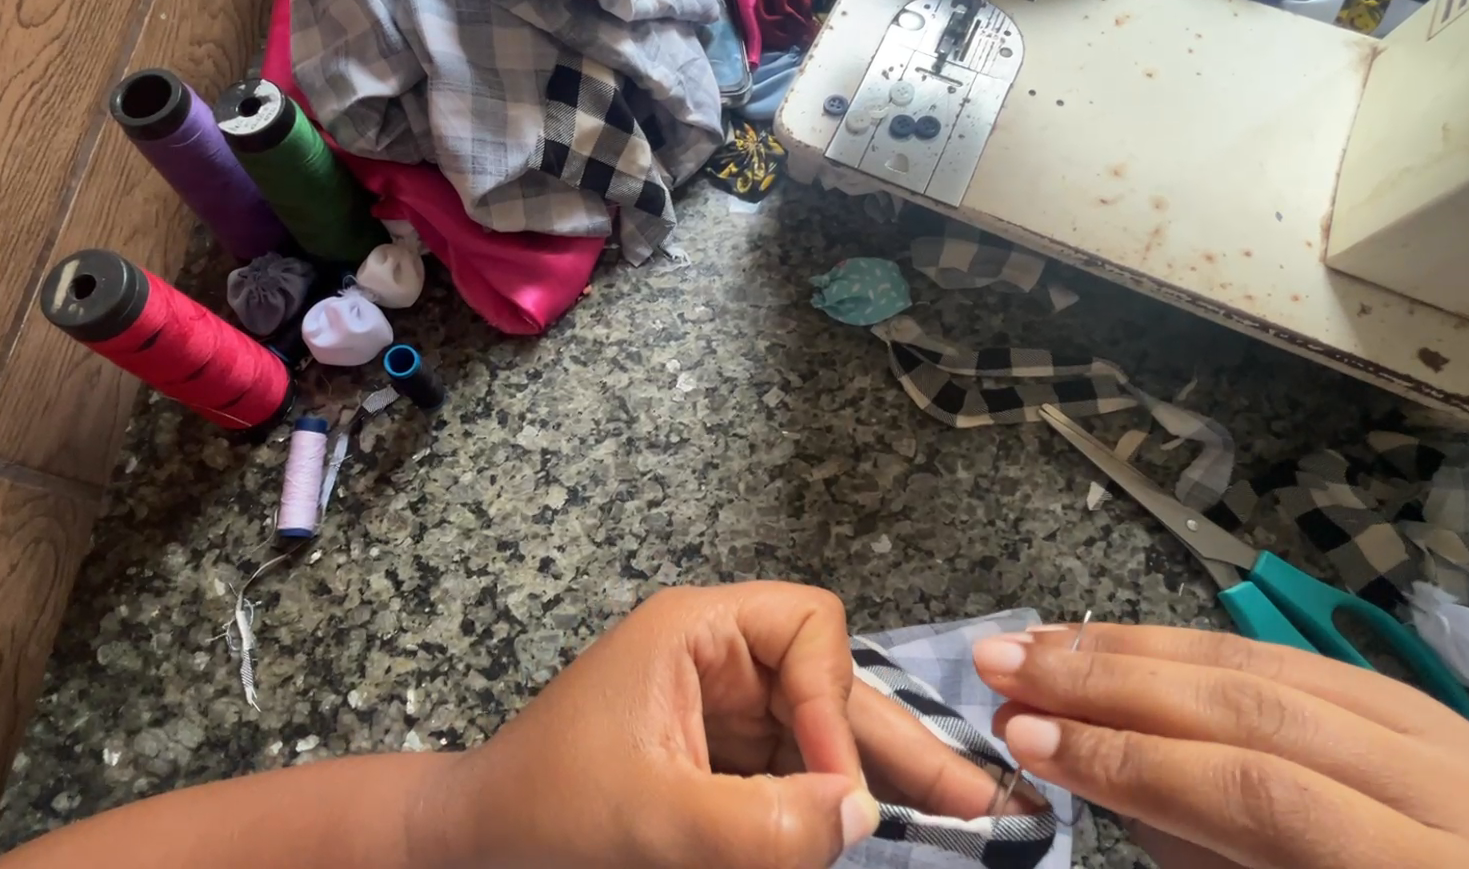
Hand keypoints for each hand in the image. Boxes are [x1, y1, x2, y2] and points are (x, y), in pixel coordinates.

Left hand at [430, 584, 1017, 868]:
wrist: (484, 838)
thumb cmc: (554, 812)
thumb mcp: (660, 820)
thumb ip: (764, 823)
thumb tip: (858, 813)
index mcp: (696, 632)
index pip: (804, 630)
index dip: (831, 701)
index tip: (832, 786)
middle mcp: (716, 657)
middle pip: (824, 682)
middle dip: (893, 742)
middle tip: (984, 804)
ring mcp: (719, 706)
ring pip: (817, 730)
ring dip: (877, 776)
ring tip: (966, 823)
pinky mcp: (716, 752)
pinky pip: (790, 767)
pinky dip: (830, 800)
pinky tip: (878, 830)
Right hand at [971, 624, 1468, 868]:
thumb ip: (1201, 853)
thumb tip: (1089, 764)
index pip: (1258, 793)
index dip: (1127, 760)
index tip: (1020, 735)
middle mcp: (1462, 795)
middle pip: (1246, 705)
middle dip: (1102, 682)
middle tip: (998, 665)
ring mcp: (1442, 734)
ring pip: (1253, 661)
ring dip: (1119, 646)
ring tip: (1030, 641)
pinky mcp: (1411, 702)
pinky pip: (1270, 654)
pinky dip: (1171, 643)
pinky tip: (1102, 637)